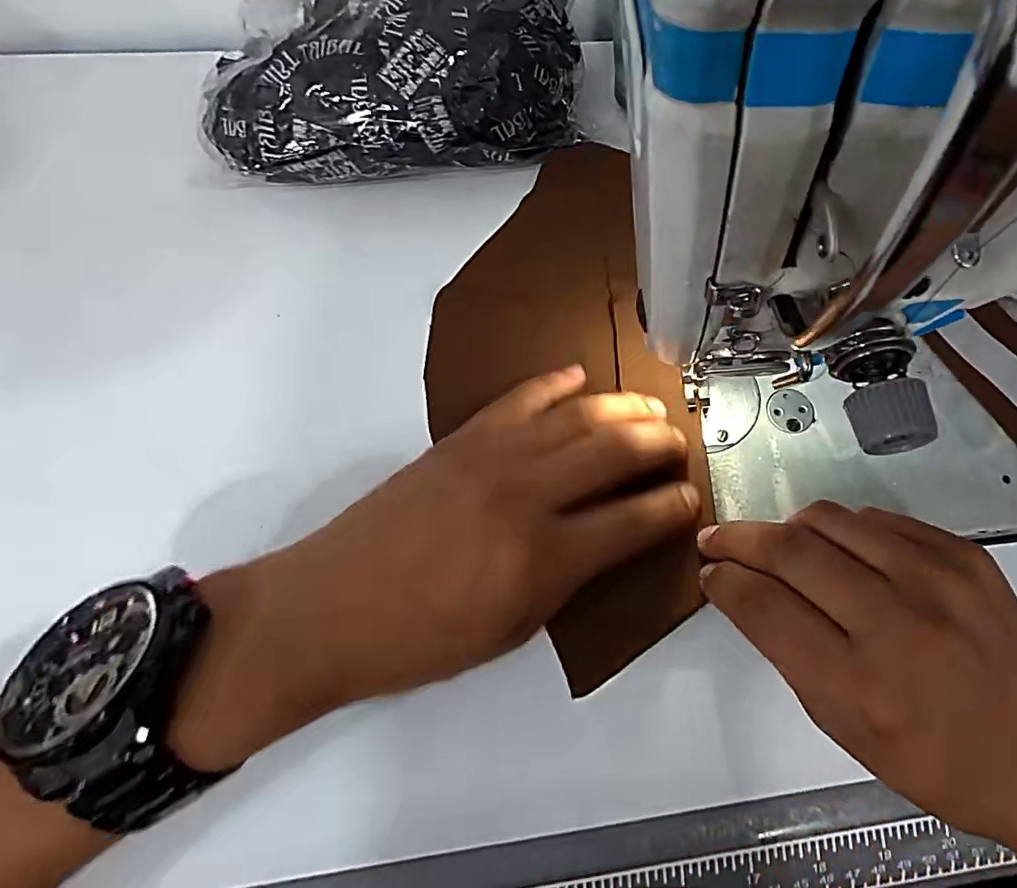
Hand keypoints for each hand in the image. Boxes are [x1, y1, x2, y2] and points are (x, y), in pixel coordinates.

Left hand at [174, 366, 700, 766]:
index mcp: (544, 557)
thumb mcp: (513, 628)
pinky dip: (557, 383)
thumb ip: (570, 578)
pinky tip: (581, 376)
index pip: (634, 520)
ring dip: (624, 408)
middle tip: (680, 445)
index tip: (690, 496)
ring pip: (579, 415)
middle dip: (661, 443)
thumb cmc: (422, 639)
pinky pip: (522, 397)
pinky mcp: (461, 437)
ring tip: (650, 409)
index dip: (673, 505)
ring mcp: (493, 455)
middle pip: (617, 451)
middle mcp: (528, 494)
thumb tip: (612, 538)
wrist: (326, 610)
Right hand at [697, 503, 1016, 846]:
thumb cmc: (941, 759)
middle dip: (742, 538)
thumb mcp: (850, 732)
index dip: (727, 581)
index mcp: (862, 685)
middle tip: (720, 538)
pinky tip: (843, 552)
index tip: (711, 571)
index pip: (766, 607)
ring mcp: (936, 578)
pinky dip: (845, 530)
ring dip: (790, 528)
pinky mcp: (961, 552)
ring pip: (829, 520)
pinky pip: (878, 520)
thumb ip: (794, 656)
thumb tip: (750, 592)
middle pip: (791, 550)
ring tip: (781, 545)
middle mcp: (898, 621)